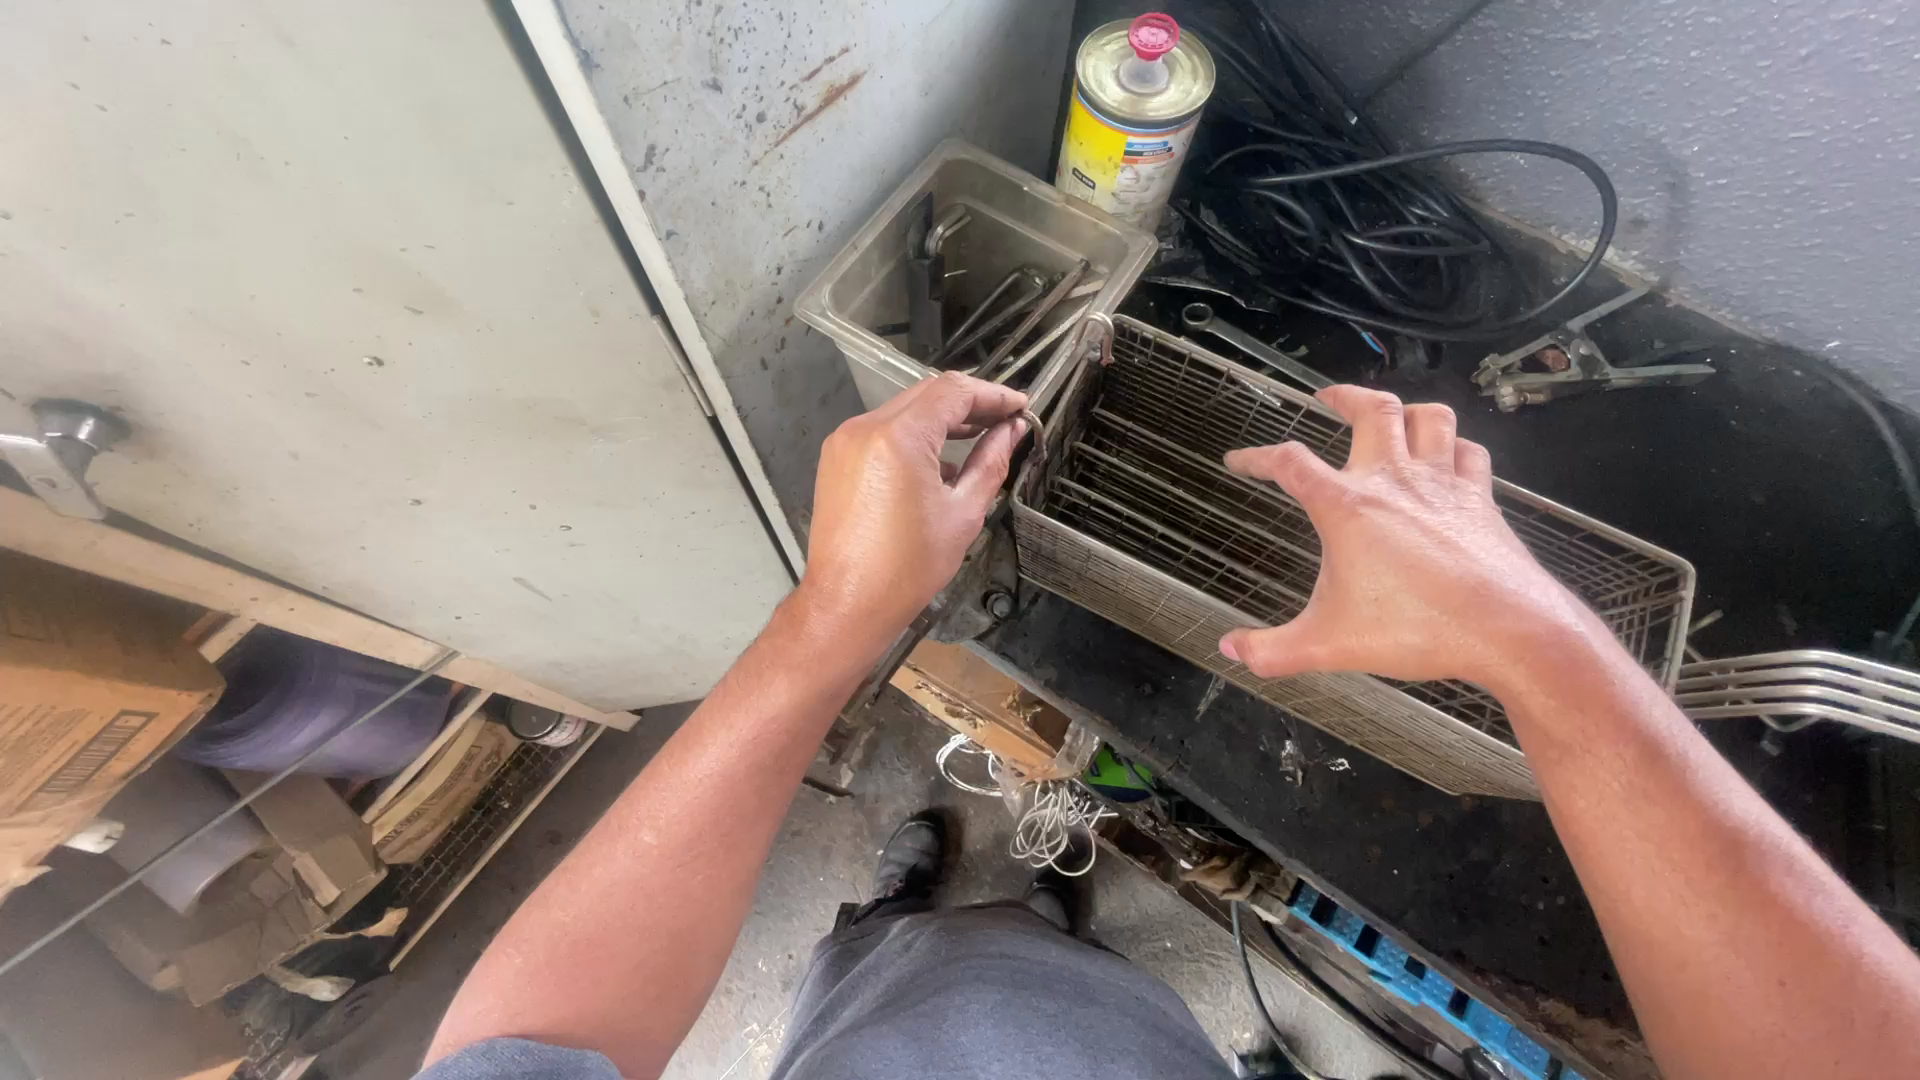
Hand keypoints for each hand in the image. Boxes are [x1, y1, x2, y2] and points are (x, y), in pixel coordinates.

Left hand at [800, 371, 1028, 637]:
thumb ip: (991, 462)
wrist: (848, 602)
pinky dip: (915, 437)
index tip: (1020, 407)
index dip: (993, 395)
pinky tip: (941, 462)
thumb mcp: (963, 513)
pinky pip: (883, 432)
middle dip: (970, 403)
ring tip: (981, 437)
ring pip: (904, 410)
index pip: (954, 392)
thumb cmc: (909, 567)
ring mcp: (845, 441)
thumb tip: (1012, 431)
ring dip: (942, 419)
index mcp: (898, 437)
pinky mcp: (836, 459)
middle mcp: (865, 427)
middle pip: (928, 394)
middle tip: (1006, 420)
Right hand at [1218, 385, 1595, 689]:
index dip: (1255, 456)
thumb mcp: (1326, 645)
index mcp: (1345, 506)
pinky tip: (1445, 455)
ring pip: (1427, 417)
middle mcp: (1392, 480)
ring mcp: (1442, 484)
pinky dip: (1452, 444)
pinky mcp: (1481, 498)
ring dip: (1404, 409)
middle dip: (1343, 396)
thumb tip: (1231, 649)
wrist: (1510, 632)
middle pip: (1371, 410)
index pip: (1288, 462)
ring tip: (1388, 414)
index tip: (1239, 459)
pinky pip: (1468, 451)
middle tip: (1326, 397)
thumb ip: (1269, 650)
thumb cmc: (1414, 630)